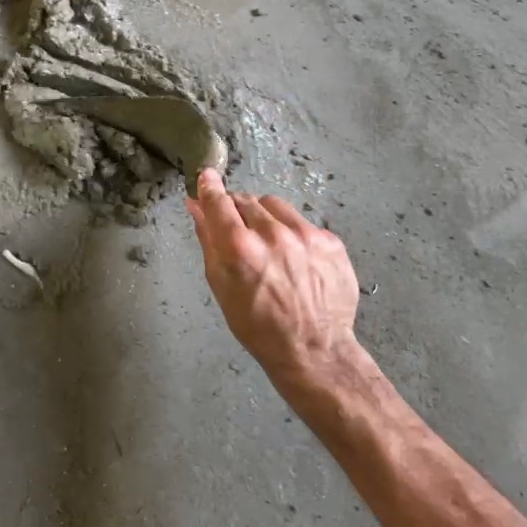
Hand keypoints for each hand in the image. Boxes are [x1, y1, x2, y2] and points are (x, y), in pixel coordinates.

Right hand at [185, 167, 363, 384]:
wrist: (315, 350)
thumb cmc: (257, 324)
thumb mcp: (220, 285)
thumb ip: (208, 239)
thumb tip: (196, 205)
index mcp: (240, 247)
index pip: (219, 201)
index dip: (209, 186)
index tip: (207, 176)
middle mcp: (272, 234)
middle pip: (246, 200)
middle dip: (238, 210)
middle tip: (240, 232)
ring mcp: (305, 235)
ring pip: (274, 206)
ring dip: (265, 217)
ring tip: (270, 246)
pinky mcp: (330, 241)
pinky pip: (302, 223)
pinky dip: (293, 233)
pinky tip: (296, 259)